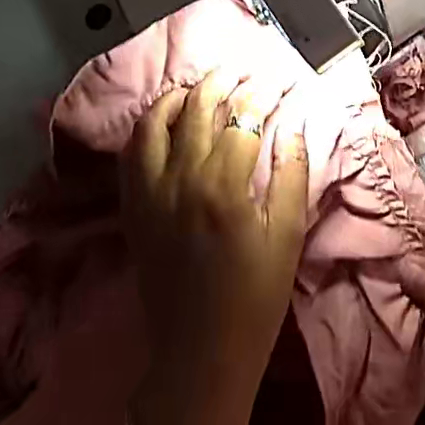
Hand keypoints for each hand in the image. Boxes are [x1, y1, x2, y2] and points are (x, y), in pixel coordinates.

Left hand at [121, 68, 308, 424]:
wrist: (200, 352)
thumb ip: (291, 173)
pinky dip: (147, 127)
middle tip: (239, 72)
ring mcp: (150, 192)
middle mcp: (180, 179)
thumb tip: (292, 127)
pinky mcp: (132, 208)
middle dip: (221, 82)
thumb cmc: (255, 295)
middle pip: (198, 109)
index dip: (261, 95)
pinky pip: (132, 153)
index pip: (242, 118)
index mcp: (223, 186)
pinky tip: (164, 120)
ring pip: (156, 122)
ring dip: (179, 96)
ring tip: (200, 87)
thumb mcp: (288, 234)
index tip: (275, 83)